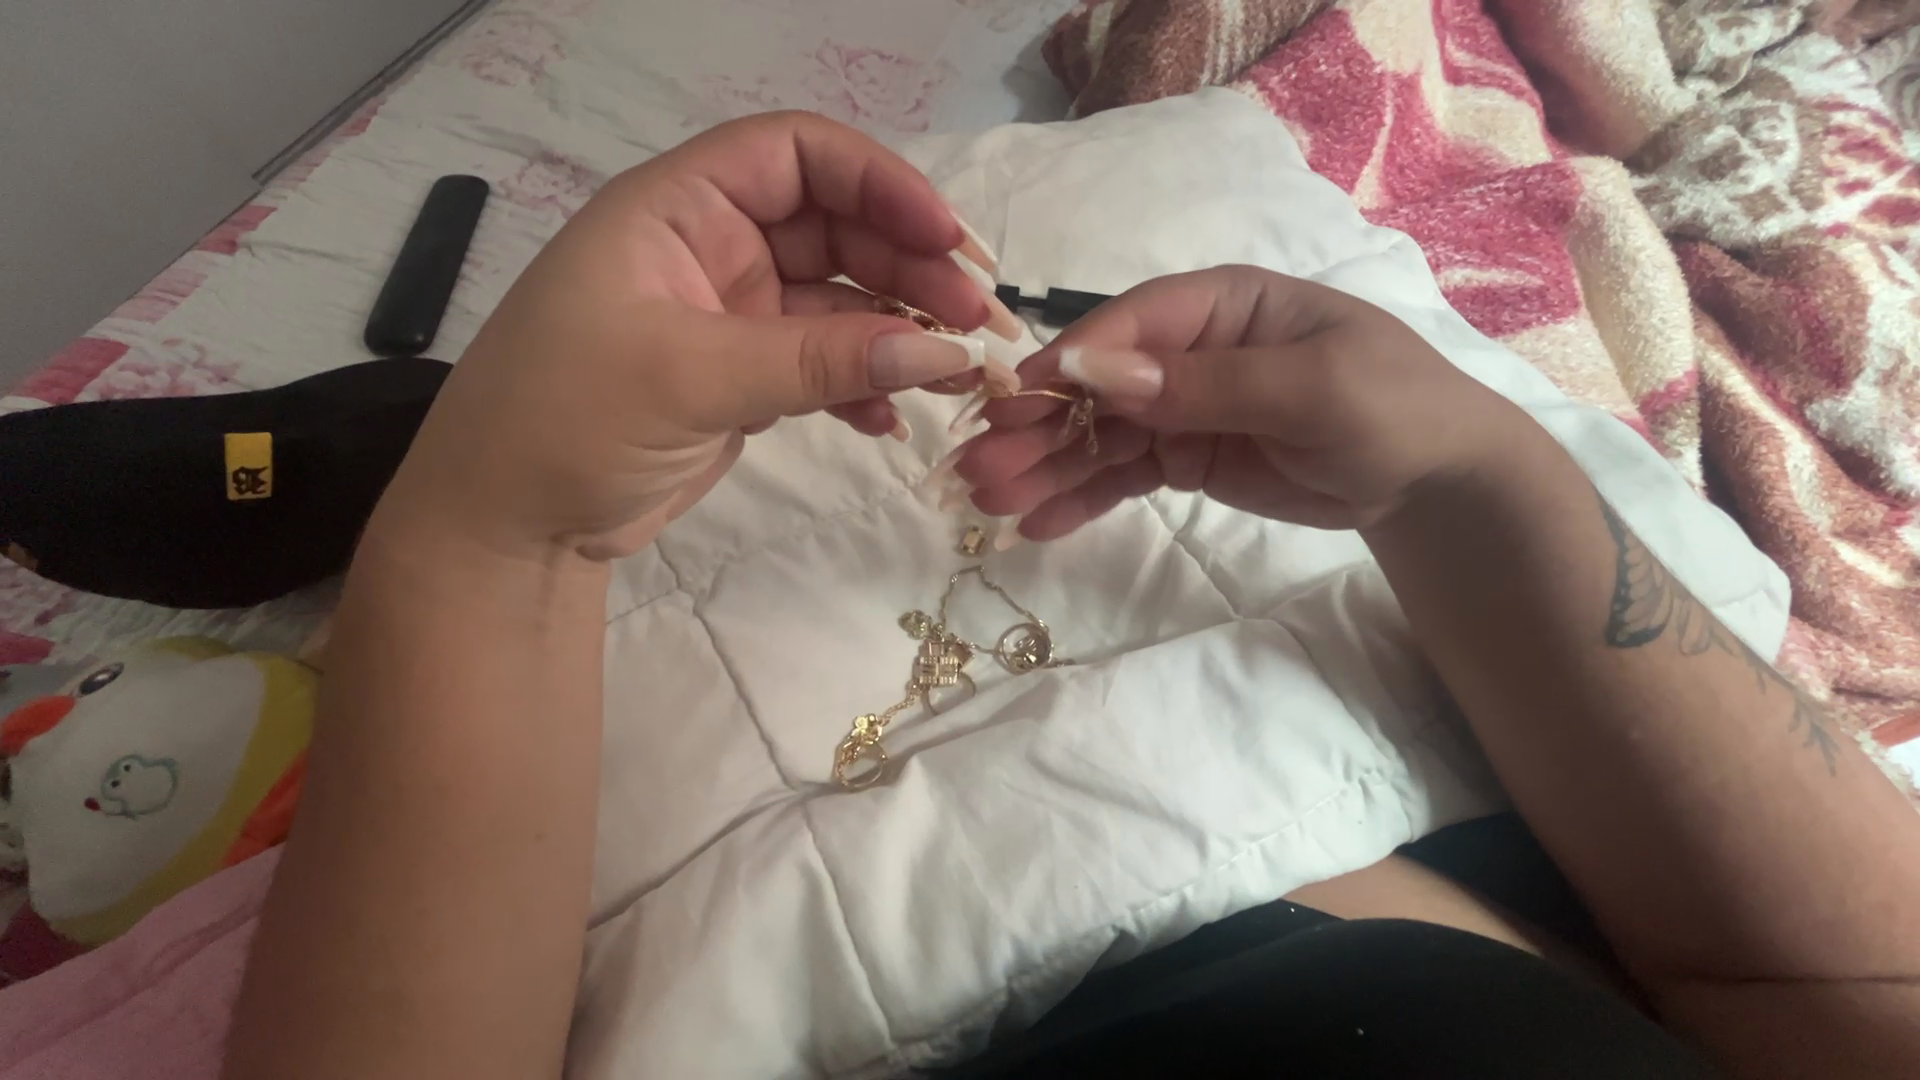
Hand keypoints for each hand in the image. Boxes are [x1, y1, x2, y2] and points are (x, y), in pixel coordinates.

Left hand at [379, 111, 1008, 562]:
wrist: (512, 523)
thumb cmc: (568, 420)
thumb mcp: (692, 376)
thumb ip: (820, 361)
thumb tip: (943, 353)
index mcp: (682, 208)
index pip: (800, 157)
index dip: (883, 184)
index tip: (950, 242)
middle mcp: (717, 251)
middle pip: (840, 233)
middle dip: (914, 273)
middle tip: (980, 323)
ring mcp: (737, 319)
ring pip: (844, 307)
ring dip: (904, 336)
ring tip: (959, 375)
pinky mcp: (749, 380)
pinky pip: (827, 368)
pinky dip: (865, 388)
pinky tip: (894, 420)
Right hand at [960, 266, 1533, 538]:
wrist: (1426, 479)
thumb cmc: (1387, 409)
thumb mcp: (1312, 388)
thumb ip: (1206, 381)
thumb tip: (1100, 370)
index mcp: (1218, 307)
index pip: (1126, 326)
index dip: (1065, 364)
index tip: (1010, 404)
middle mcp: (1184, 353)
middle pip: (1095, 387)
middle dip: (1035, 429)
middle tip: (976, 470)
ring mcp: (1178, 409)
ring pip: (1095, 438)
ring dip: (1042, 469)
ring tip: (989, 504)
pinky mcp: (1179, 459)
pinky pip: (1118, 477)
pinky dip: (1079, 499)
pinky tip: (1035, 524)